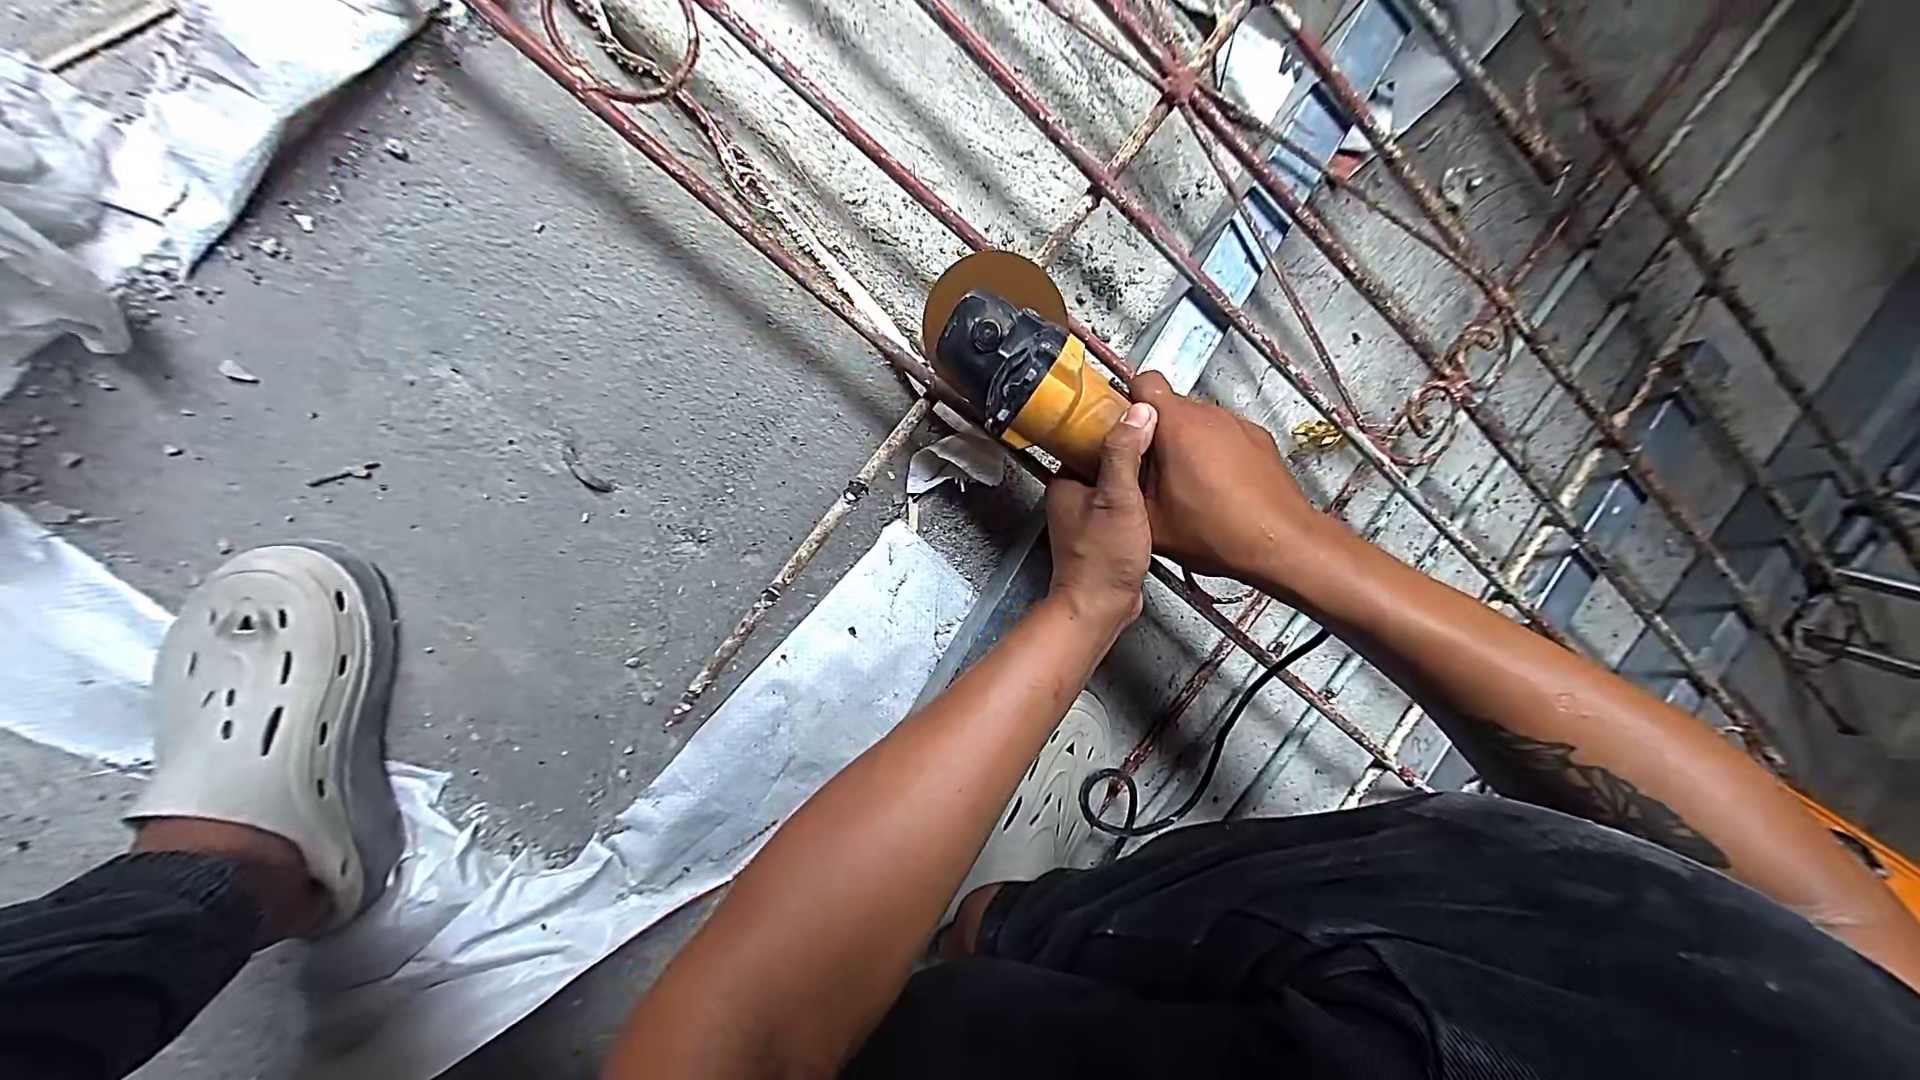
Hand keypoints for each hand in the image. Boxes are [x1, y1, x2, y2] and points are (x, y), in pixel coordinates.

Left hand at [1045, 401, 1157, 629]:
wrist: (1101, 605)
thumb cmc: (1101, 561)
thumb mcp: (1118, 498)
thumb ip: (1125, 454)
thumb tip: (1136, 415)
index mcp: (1064, 482)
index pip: (1085, 437)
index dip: (1111, 422)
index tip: (1135, 412)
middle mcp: (1071, 496)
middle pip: (1102, 457)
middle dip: (1128, 447)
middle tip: (1153, 434)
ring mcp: (1086, 514)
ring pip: (1113, 480)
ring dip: (1134, 472)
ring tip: (1158, 460)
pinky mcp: (1103, 531)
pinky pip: (1121, 502)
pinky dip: (1137, 496)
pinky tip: (1154, 495)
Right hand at [1129, 372, 1332, 589]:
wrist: (1279, 544)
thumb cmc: (1222, 533)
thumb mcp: (1149, 519)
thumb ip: (1123, 486)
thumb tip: (1106, 475)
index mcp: (1178, 427)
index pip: (1145, 382)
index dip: (1129, 400)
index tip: (1123, 424)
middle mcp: (1209, 417)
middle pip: (1169, 406)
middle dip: (1153, 431)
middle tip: (1146, 466)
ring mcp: (1236, 426)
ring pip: (1195, 421)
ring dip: (1182, 443)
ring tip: (1180, 482)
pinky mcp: (1255, 440)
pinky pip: (1221, 435)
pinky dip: (1210, 453)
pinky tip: (1210, 487)